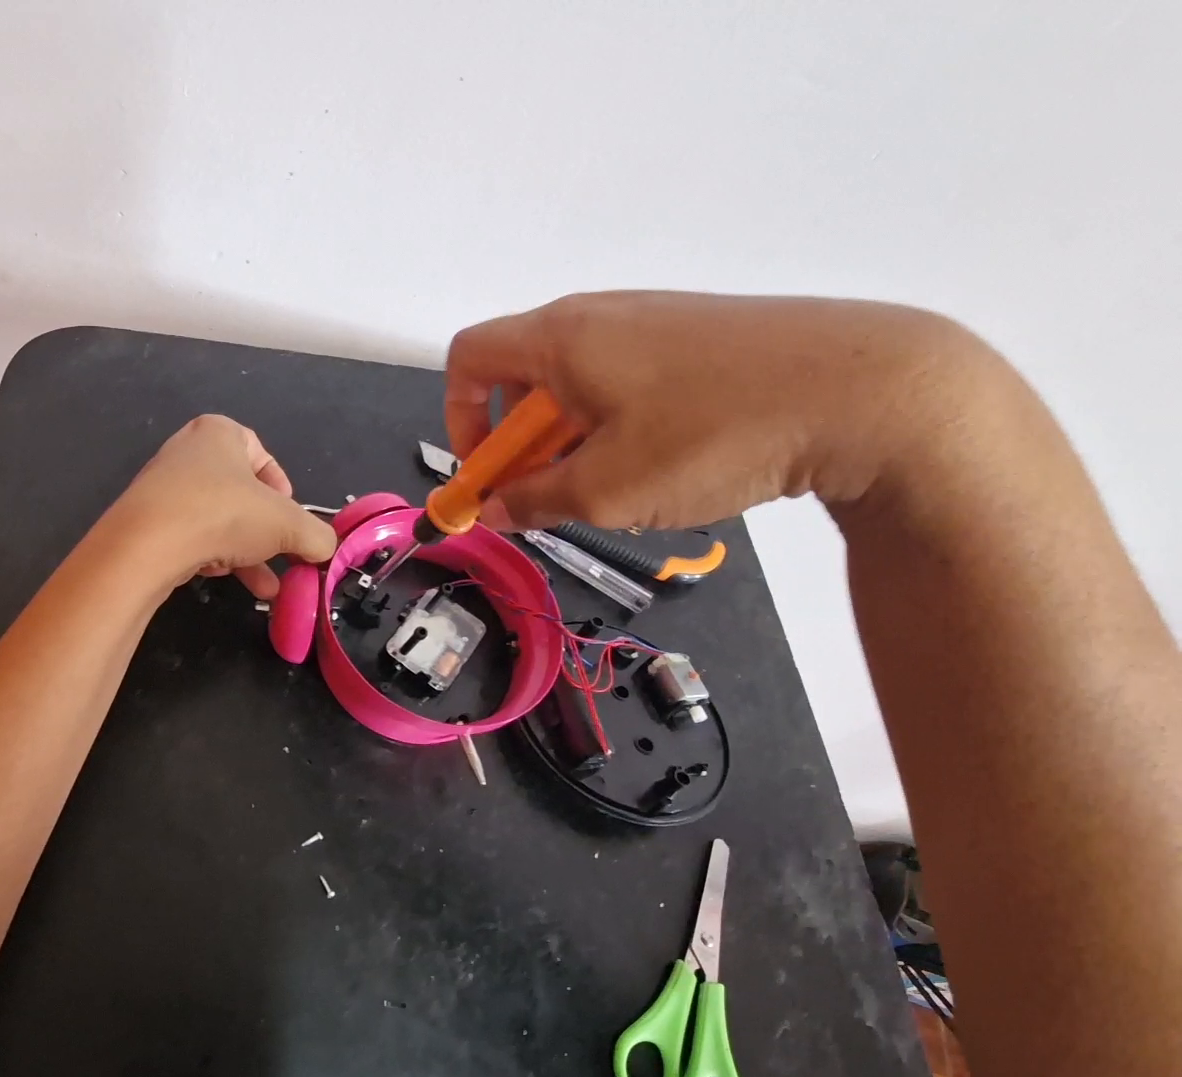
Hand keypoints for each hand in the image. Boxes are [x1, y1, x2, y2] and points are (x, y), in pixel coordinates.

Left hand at [108, 415, 337, 598]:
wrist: (147, 545)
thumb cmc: (223, 514)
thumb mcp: (286, 524)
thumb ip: (315, 535)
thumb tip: (325, 548)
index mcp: (219, 433)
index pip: (262, 456)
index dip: (283, 491)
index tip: (290, 521)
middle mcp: (188, 452)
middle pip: (241, 494)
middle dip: (266, 532)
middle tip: (282, 557)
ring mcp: (164, 487)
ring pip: (218, 520)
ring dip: (245, 553)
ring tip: (266, 587)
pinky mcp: (148, 520)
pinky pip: (191, 535)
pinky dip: (211, 556)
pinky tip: (221, 578)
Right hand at [445, 291, 1006, 530]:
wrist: (870, 391)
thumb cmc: (710, 436)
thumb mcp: (606, 490)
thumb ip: (533, 500)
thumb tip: (494, 510)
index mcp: (560, 337)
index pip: (468, 357)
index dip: (459, 418)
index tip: (491, 472)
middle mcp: (598, 314)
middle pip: (522, 372)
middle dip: (521, 439)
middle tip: (553, 490)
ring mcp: (654, 318)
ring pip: (578, 380)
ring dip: (571, 435)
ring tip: (619, 483)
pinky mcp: (701, 333)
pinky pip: (628, 375)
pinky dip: (618, 420)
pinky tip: (670, 458)